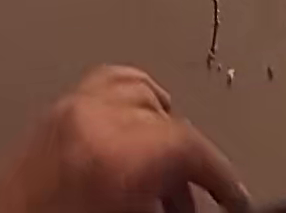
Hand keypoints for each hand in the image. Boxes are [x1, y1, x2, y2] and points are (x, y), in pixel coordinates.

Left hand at [0, 65, 251, 212]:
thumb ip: (167, 202)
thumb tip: (199, 200)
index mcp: (111, 153)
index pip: (185, 142)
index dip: (220, 173)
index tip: (235, 197)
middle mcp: (89, 116)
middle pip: (163, 116)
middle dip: (186, 159)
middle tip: (194, 201)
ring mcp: (67, 107)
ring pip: (136, 90)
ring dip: (158, 127)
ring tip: (164, 174)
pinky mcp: (51, 112)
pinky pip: (103, 85)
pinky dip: (127, 102)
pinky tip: (133, 134)